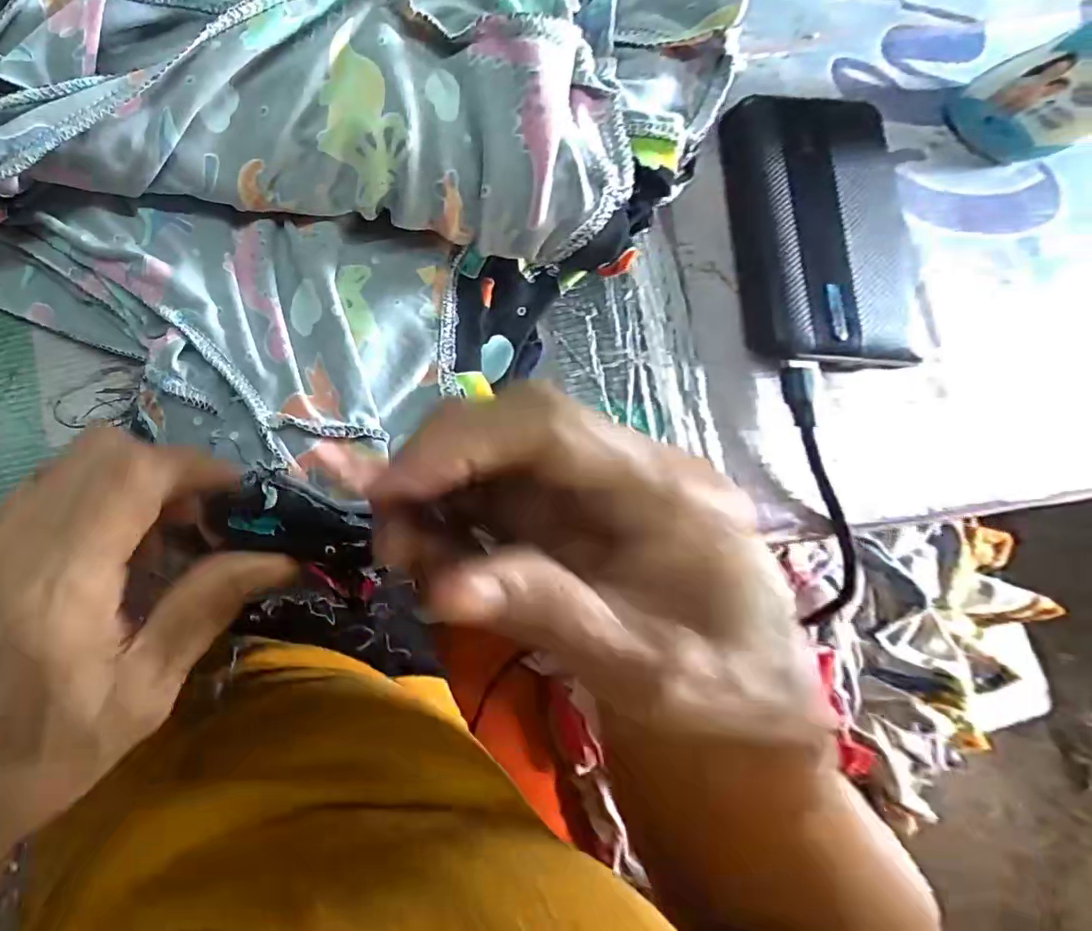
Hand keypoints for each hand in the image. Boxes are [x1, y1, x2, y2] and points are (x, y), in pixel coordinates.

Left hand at [0, 428, 295, 922]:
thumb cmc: (55, 749)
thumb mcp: (144, 692)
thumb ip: (204, 606)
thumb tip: (275, 558)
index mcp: (63, 578)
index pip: (133, 474)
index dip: (192, 467)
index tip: (236, 493)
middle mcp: (20, 535)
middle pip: (105, 449)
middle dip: (164, 469)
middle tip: (196, 520)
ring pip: (76, 459)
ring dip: (129, 478)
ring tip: (155, 539)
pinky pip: (49, 483)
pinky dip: (93, 493)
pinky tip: (106, 547)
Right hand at [368, 382, 831, 743]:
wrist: (734, 701)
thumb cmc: (710, 688)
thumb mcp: (642, 668)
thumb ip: (547, 614)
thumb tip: (442, 590)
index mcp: (659, 487)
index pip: (543, 426)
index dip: (457, 444)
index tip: (390, 490)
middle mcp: (610, 463)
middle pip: (497, 423)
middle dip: (428, 468)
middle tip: (390, 536)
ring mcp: (571, 480)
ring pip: (472, 450)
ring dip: (420, 495)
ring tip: (402, 557)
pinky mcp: (542, 501)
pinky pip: (469, 485)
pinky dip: (428, 512)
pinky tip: (415, 547)